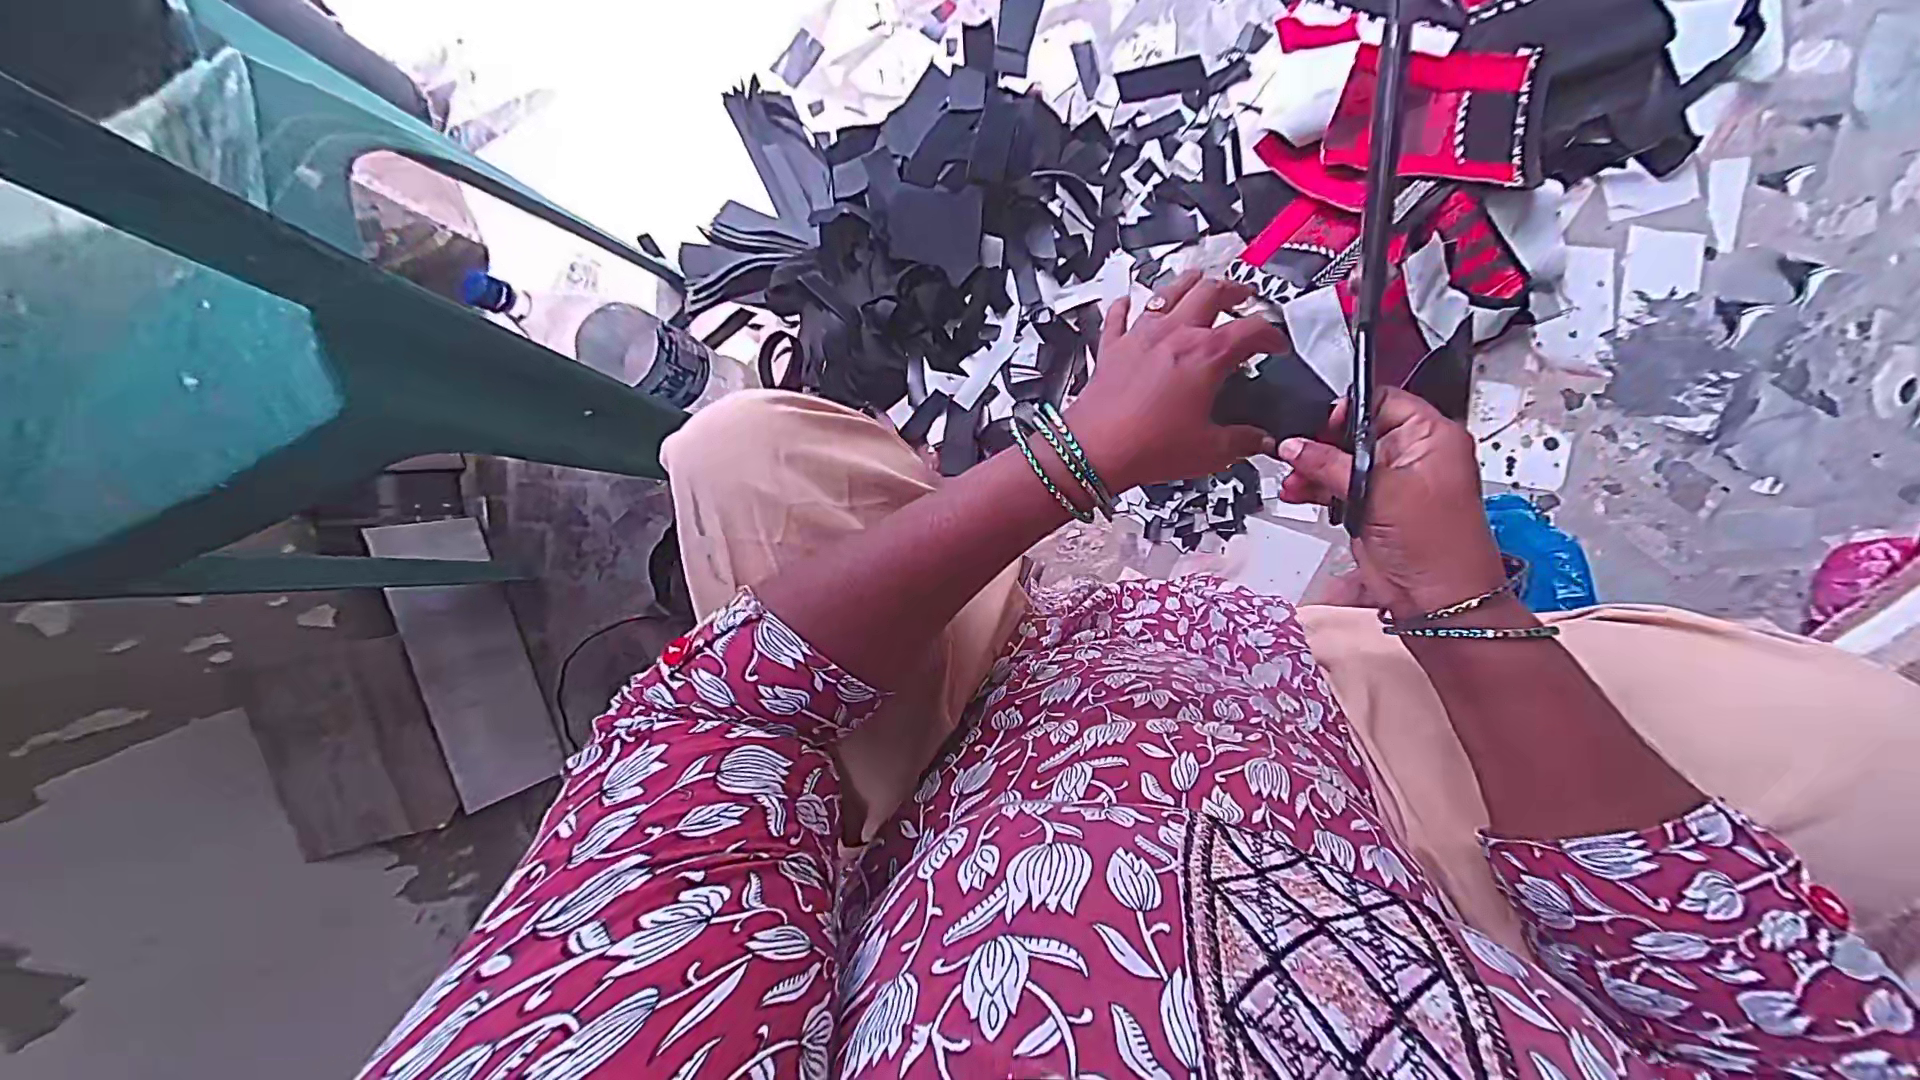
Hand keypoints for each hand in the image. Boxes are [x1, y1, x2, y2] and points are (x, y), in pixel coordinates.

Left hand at [1064, 272, 1287, 492]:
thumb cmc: (1144, 446)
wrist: (1094, 451)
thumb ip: (1241, 441)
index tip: (1276, 345)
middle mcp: (1172, 336)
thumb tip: (1256, 440)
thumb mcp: (1209, 451)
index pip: (1252, 330)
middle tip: (1244, 296)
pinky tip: (1126, 301)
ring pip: (1167, 292)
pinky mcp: (1110, 350)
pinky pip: (1118, 316)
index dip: (1272, 335)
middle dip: (1235, 291)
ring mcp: (1139, 338)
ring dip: (1188, 283)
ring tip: (1199, 280)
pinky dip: (1125, 306)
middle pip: (1211, 293)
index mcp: (1205, 355)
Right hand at [1277, 385, 1506, 619]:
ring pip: (1337, 460)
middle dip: (1320, 445)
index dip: (1348, 411)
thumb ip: (1332, 463)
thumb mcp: (1380, 490)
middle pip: (1353, 433)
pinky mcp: (1368, 505)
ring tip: (1295, 481)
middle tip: (1299, 456)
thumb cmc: (1438, 544)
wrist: (1434, 596)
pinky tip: (1299, 492)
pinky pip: (1332, 486)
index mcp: (1430, 438)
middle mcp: (1409, 456)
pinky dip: (1313, 488)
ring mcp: (1387, 482)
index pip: (1382, 402)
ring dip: (1310, 469)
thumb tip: (1296, 445)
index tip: (1320, 427)